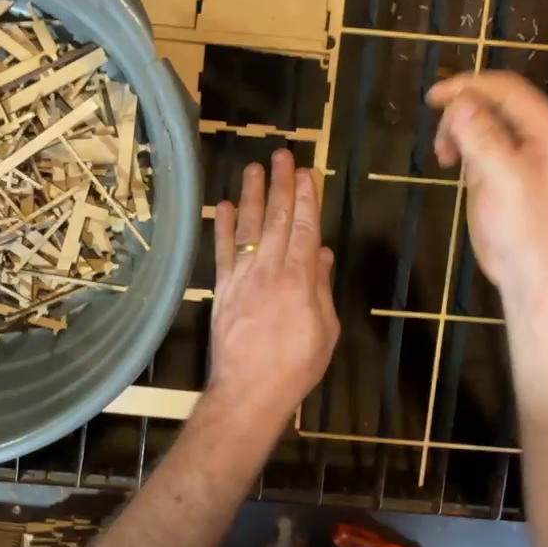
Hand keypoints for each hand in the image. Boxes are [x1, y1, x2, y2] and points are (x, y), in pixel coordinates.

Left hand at [206, 149, 338, 418]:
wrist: (249, 391)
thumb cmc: (296, 365)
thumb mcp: (325, 329)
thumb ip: (321, 288)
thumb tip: (324, 254)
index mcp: (300, 278)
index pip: (306, 227)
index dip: (307, 197)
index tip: (306, 172)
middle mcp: (270, 268)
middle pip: (278, 219)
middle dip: (281, 185)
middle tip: (282, 155)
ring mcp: (242, 276)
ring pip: (249, 227)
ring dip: (252, 195)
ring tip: (253, 167)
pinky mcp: (222, 289)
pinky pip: (222, 251)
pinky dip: (223, 227)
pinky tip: (223, 205)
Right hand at [428, 71, 547, 306]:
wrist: (534, 274)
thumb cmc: (525, 227)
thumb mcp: (503, 178)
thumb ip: (482, 136)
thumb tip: (459, 102)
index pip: (506, 88)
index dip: (468, 85)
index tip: (431, 98)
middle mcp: (537, 135)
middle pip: (492, 102)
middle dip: (460, 113)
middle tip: (439, 144)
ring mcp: (520, 154)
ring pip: (482, 122)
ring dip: (456, 130)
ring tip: (443, 158)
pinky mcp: (503, 172)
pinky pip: (479, 144)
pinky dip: (461, 146)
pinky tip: (450, 164)